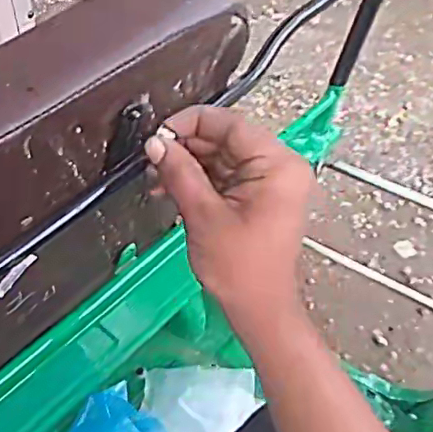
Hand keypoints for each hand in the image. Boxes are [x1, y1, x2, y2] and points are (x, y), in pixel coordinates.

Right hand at [145, 106, 313, 339]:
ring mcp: (270, 183)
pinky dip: (198, 180)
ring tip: (158, 178)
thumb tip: (157, 143)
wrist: (258, 308)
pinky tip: (173, 188)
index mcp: (277, 165)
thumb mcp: (203, 214)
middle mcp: (280, 167)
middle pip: (225, 139)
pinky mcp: (259, 197)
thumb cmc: (240, 268)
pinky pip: (225, 176)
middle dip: (186, 147)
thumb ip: (179, 172)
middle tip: (153, 159)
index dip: (189, 124)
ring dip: (188, 165)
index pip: (230, 124)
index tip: (159, 135)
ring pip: (221, 157)